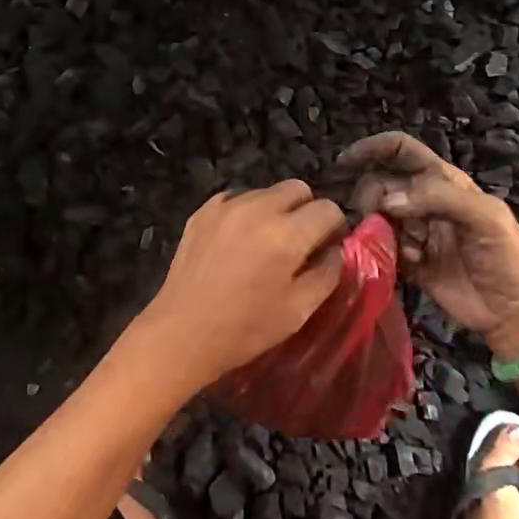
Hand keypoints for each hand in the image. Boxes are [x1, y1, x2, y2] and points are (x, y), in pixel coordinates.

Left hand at [132, 180, 345, 392]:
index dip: (334, 227)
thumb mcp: (299, 309)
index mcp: (286, 233)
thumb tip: (334, 249)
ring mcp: (225, 206)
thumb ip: (327, 273)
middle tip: (300, 243)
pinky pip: (235, 199)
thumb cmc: (246, 327)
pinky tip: (238, 242)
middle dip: (306, 210)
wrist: (184, 329)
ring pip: (265, 191)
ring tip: (265, 244)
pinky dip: (245, 212)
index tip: (327, 246)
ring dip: (275, 210)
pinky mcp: (202, 210)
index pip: (328, 208)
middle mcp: (256, 208)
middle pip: (297, 188)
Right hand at [337, 132, 518, 358]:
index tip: (344, 162)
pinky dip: (386, 249)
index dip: (371, 148)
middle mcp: (423, 199)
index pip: (400, 149)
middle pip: (378, 182)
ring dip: (381, 225)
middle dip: (372, 196)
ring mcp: (412, 228)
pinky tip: (411, 262)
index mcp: (442, 180)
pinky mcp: (405, 256)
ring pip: (375, 212)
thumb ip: (438, 197)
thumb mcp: (485, 217)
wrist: (515, 315)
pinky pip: (379, 243)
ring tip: (405, 245)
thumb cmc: (508, 259)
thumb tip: (388, 201)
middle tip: (379, 217)